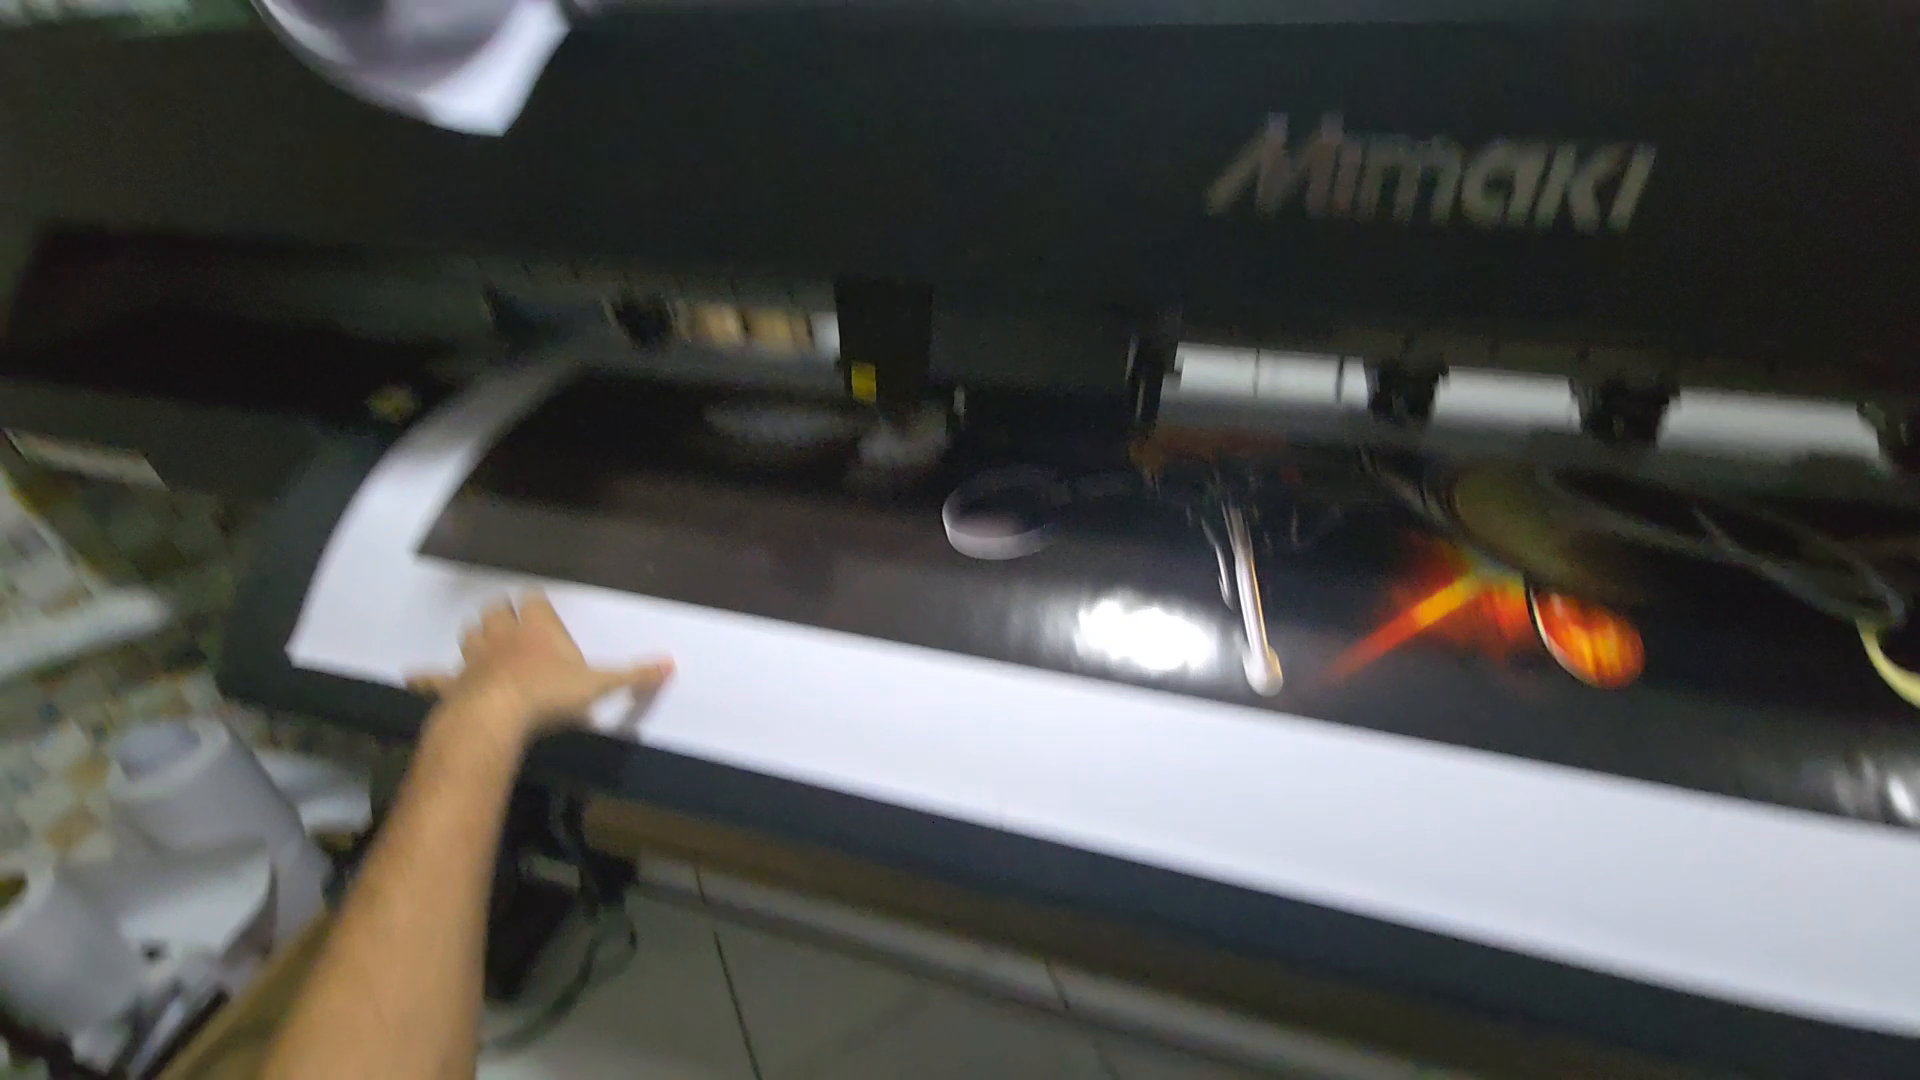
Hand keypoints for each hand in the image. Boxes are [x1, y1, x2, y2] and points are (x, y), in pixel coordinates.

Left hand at [407, 592, 672, 740]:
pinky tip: (415, 676)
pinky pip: (435, 677)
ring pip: (470, 635)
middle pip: (496, 611)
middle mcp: (503, 636)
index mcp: (538, 629)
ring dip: (475, 634)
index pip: (534, 599)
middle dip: (502, 612)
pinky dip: (427, 676)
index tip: (539, 600)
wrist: (495, 719)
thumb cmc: (551, 694)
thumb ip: (634, 674)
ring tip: (483, 639)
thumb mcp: (601, 684)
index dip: (536, 599)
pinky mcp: (451, 685)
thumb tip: (672, 664)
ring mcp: (474, 659)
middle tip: (511, 618)